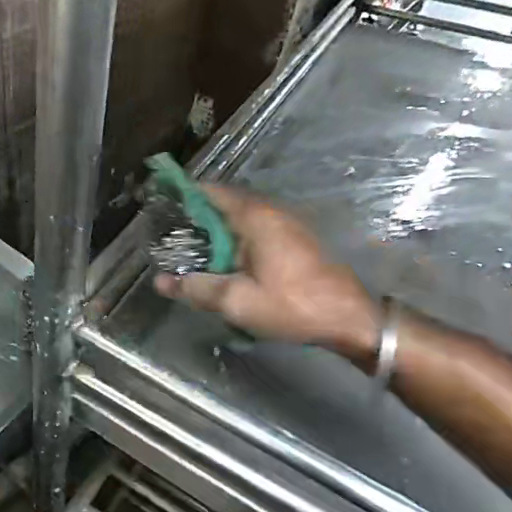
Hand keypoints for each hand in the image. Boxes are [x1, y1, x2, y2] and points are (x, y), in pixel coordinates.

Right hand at [154, 184, 378, 356]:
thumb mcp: (235, 301)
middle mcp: (271, 212)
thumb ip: (195, 288)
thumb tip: (161, 281)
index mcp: (255, 217)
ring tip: (189, 250)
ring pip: (239, 219)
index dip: (183, 195)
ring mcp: (286, 225)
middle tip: (169, 234)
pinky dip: (232, 239)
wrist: (350, 319)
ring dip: (215, 230)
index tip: (161, 205)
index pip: (211, 191)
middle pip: (224, 203)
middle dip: (195, 216)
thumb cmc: (292, 304)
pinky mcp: (294, 241)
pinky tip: (222, 262)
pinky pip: (253, 231)